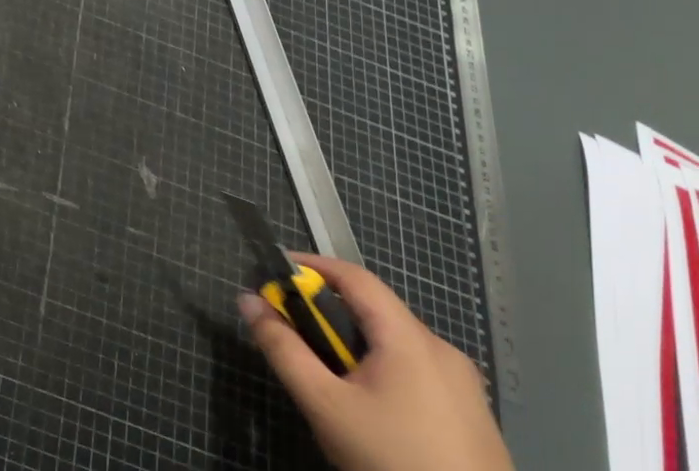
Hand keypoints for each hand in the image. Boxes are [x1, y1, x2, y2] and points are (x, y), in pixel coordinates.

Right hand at [239, 254, 512, 470]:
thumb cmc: (391, 457)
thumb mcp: (323, 403)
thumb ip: (282, 348)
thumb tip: (248, 301)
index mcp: (410, 340)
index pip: (356, 277)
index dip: (312, 265)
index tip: (273, 273)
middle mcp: (442, 350)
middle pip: (374, 310)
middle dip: (325, 310)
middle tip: (289, 330)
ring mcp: (462, 382)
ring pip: (393, 341)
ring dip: (350, 341)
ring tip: (323, 373)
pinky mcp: (470, 410)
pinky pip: (414, 367)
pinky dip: (378, 365)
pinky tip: (365, 403)